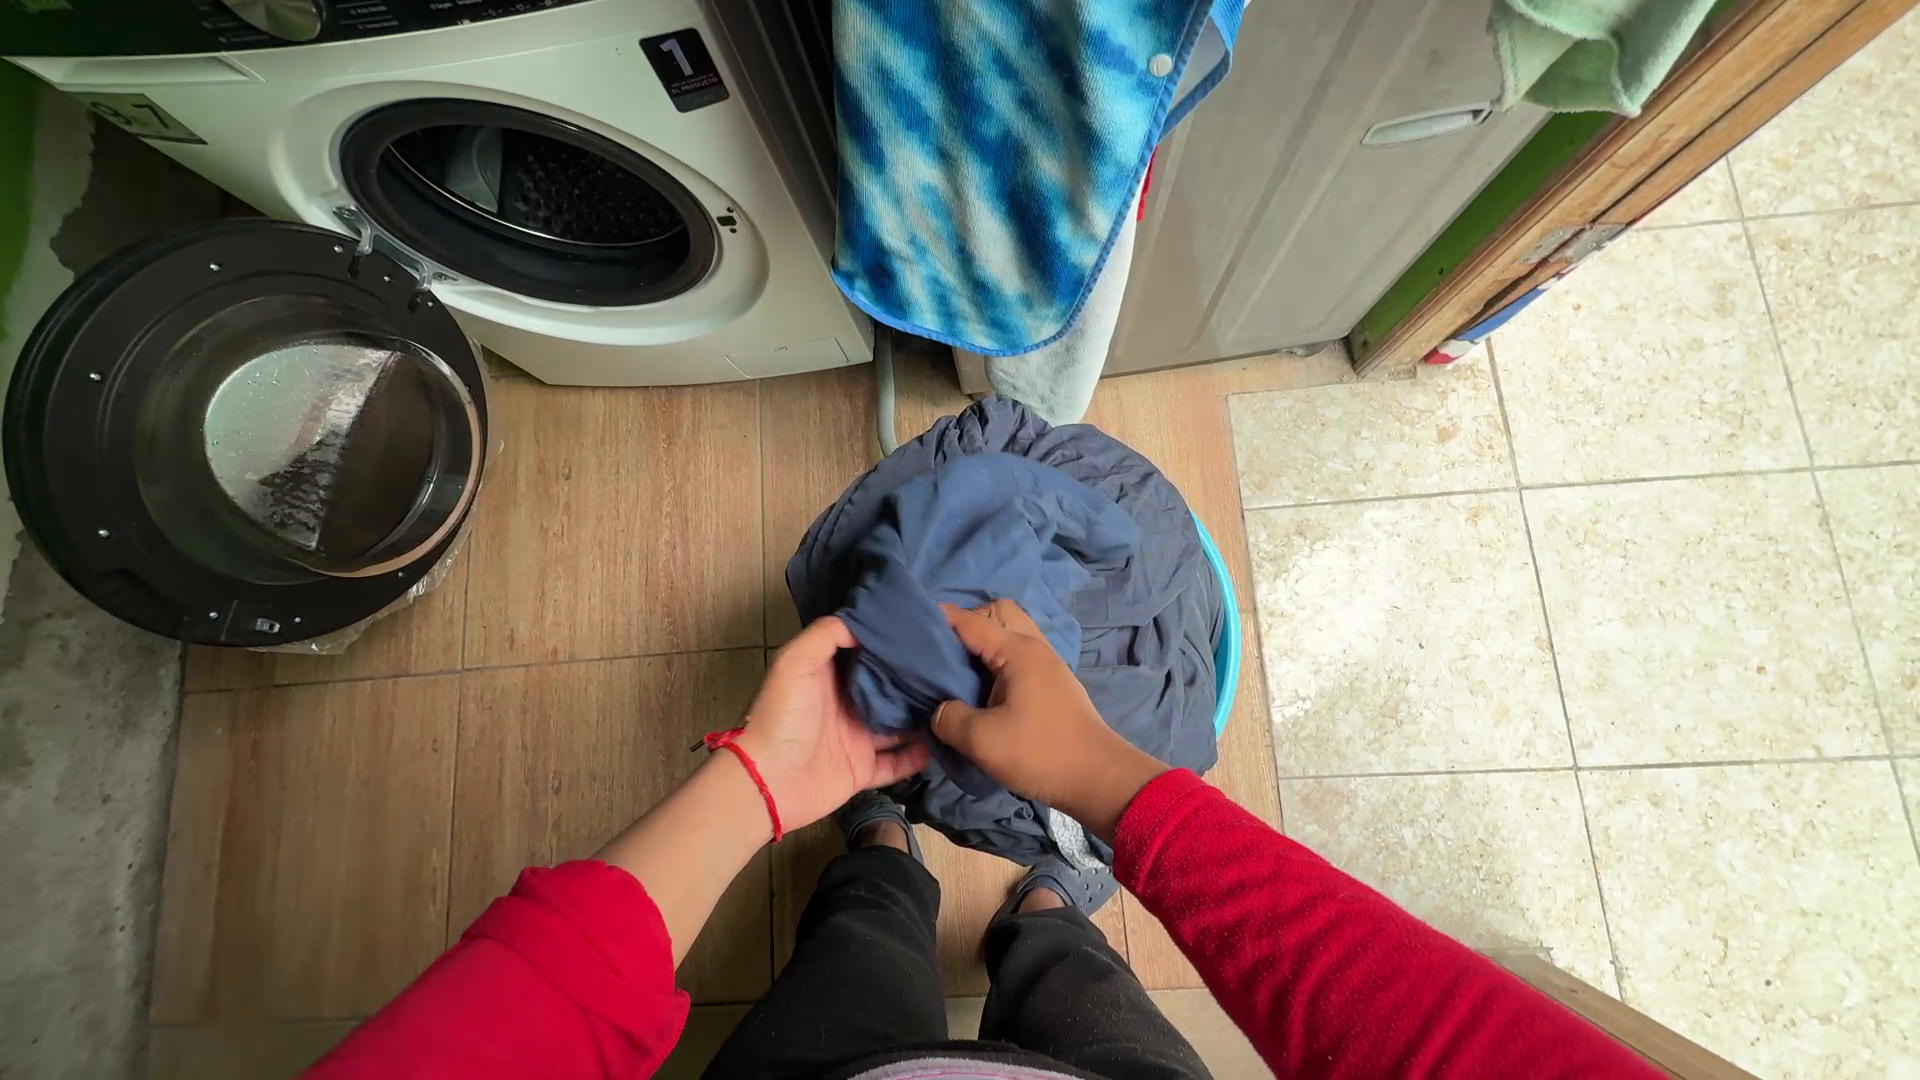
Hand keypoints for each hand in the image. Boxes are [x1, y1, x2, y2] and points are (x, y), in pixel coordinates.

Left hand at [734, 616, 931, 832]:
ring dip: (922, 715)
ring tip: (957, 701)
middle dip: (915, 678)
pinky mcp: (862, 770)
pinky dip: (918, 756)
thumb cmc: (783, 716)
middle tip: (952, 666)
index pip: (868, 653)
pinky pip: (897, 763)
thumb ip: (827, 634)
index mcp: (831, 676)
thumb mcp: (795, 661)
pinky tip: (942, 742)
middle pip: (889, 688)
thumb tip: (867, 622)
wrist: (768, 781)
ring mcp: (856, 739)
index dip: (893, 642)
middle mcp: (847, 704)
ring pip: (899, 724)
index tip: (927, 630)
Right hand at [934, 599, 1167, 841]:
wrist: (1097, 778)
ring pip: (1011, 632)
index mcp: (1017, 650)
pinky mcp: (1053, 682)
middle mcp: (1034, 646)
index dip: (937, 621)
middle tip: (941, 653)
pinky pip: (1019, 653)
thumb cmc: (1040, 753)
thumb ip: (949, 717)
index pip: (969, 620)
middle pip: (997, 612)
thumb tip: (938, 709)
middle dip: (966, 623)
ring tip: (958, 669)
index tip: (909, 628)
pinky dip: (998, 658)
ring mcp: (1047, 662)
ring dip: (984, 642)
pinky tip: (982, 686)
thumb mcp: (982, 740)